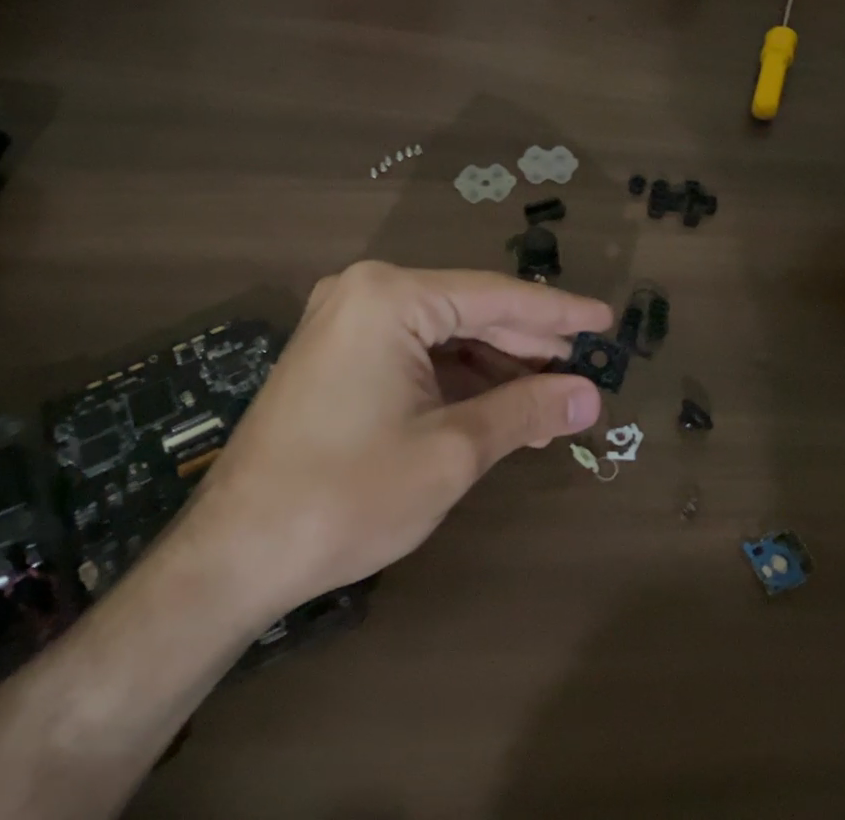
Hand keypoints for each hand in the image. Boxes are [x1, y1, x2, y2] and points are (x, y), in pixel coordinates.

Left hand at [190, 263, 610, 616]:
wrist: (238, 551)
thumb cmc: (349, 495)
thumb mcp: (452, 451)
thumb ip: (526, 411)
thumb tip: (590, 395)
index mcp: (390, 297)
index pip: (495, 297)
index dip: (558, 313)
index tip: (607, 320)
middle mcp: (362, 294)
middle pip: (468, 311)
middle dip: (528, 344)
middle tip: (586, 369)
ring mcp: (341, 325)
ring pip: (441, 336)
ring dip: (495, 367)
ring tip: (551, 398)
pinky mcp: (332, 359)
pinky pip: (411, 355)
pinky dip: (456, 380)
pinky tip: (496, 407)